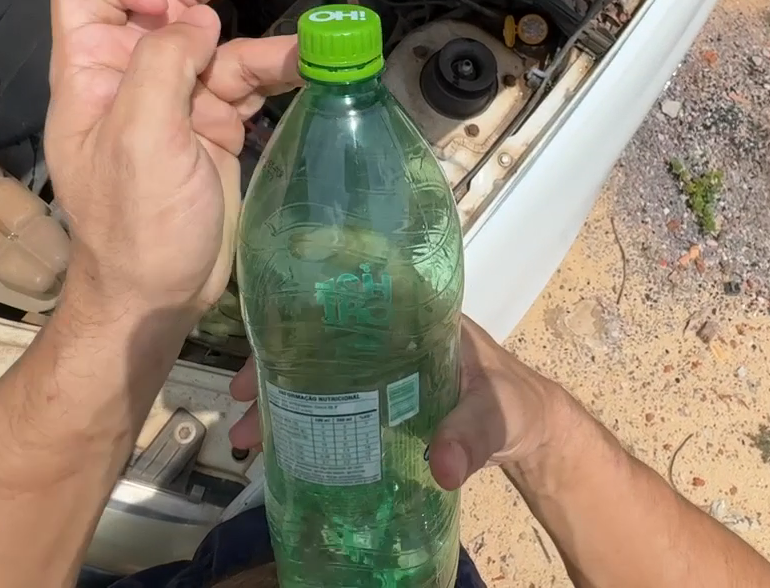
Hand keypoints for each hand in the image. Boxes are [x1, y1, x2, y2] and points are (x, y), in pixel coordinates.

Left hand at [45, 0, 298, 322]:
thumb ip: (164, 65)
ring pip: (223, 42)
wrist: (158, 296)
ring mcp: (178, 98)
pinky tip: (312, 70)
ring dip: (268, 40)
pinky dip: (281, 73)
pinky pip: (250, 81)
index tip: (171, 7)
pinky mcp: (215, 122)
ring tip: (315, 44)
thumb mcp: (139, 140)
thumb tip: (201, 22)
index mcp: (94, 72)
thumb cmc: (135, 225)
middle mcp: (134, 74)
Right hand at [227, 317, 574, 489]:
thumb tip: (440, 466)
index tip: (261, 349)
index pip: (347, 304)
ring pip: (321, 375)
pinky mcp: (384, 404)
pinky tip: (281, 447)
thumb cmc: (513, 402)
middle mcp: (390, 339)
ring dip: (284, 398)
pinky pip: (335, 404)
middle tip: (239, 400)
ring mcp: (384, 371)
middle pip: (321, 341)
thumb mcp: (495, 413)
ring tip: (249, 435)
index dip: (298, 321)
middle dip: (276, 367)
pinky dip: (306, 420)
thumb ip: (472, 436)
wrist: (530, 429)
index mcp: (414, 319)